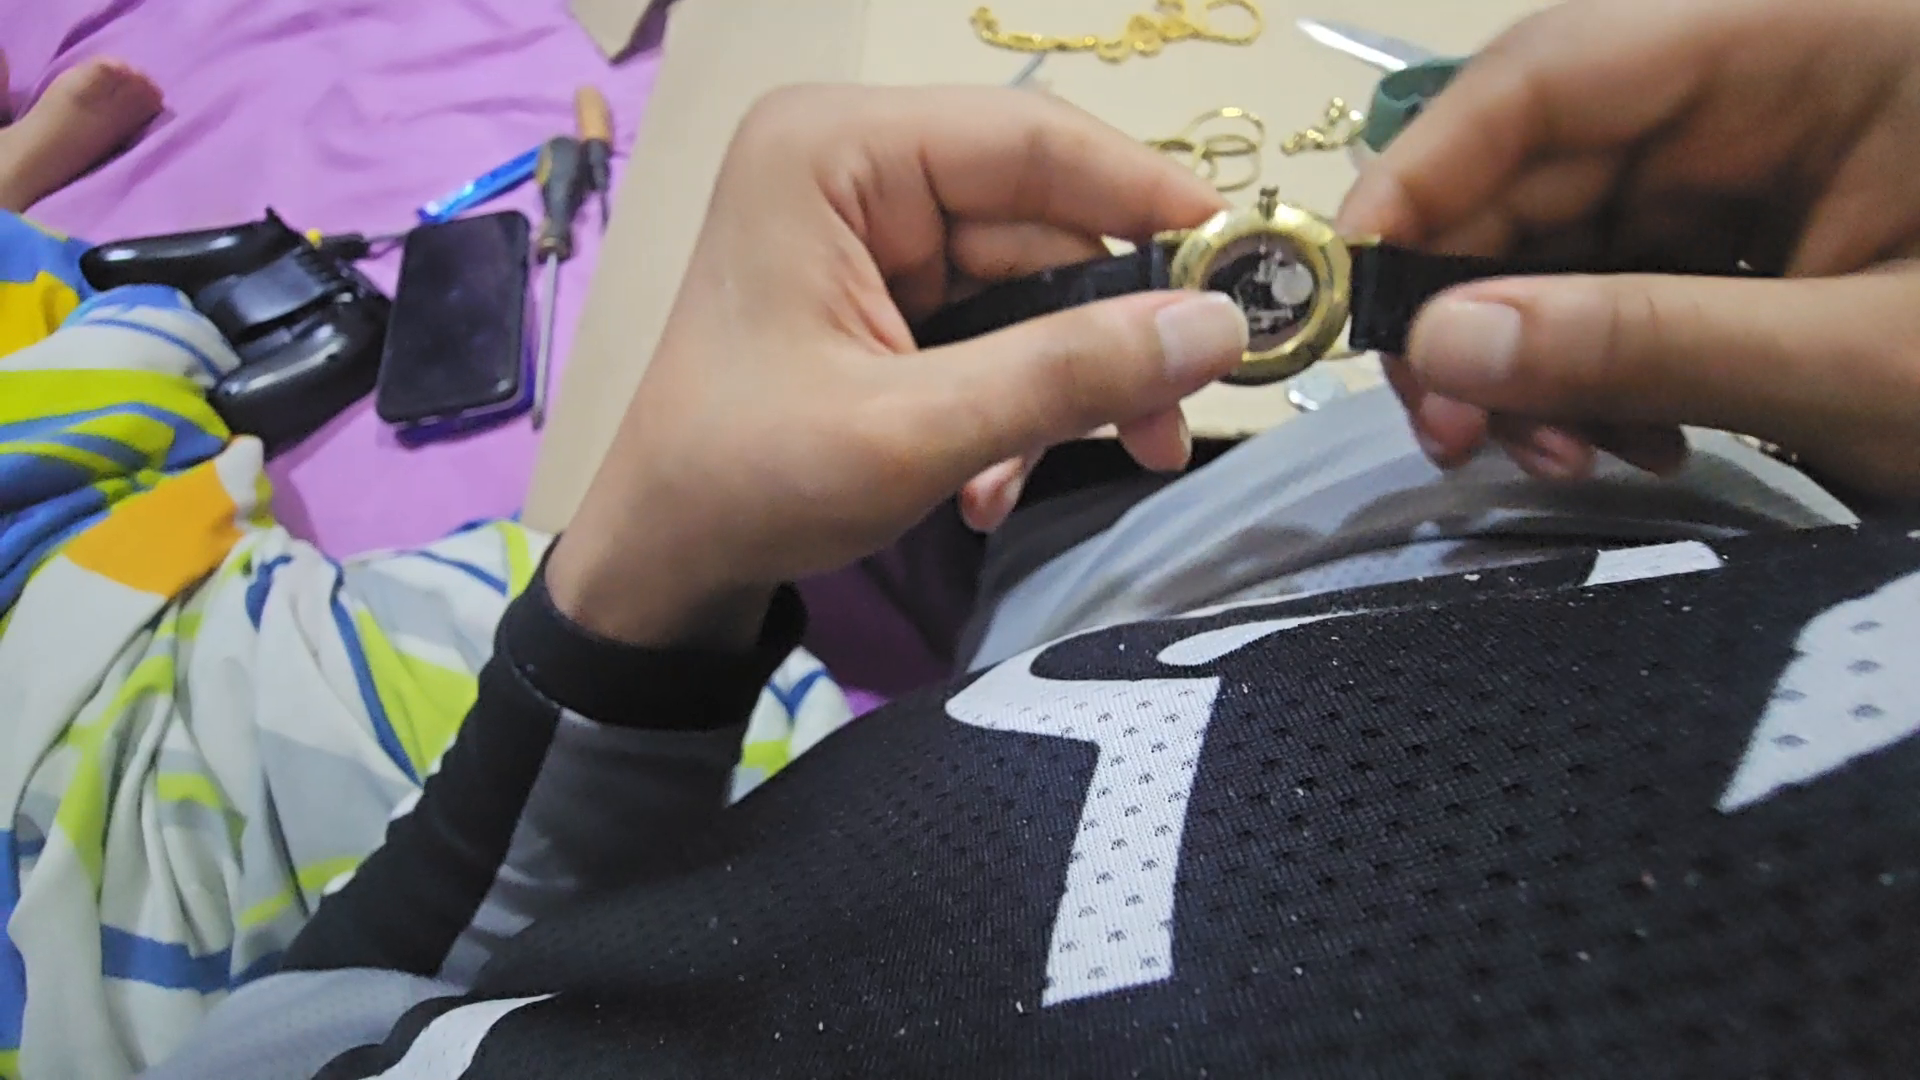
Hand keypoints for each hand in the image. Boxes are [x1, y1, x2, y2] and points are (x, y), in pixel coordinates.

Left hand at [546, 85, 1246, 646]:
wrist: (672, 554)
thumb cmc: (754, 482)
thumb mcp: (913, 431)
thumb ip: (1065, 375)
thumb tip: (1216, 329)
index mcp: (835, 156)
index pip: (1027, 144)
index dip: (1142, 201)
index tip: (1237, 265)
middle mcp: (857, 177)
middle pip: (1034, 233)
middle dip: (1096, 344)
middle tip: (1163, 430)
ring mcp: (871, 245)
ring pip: (1021, 299)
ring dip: (1046, 399)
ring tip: (1025, 485)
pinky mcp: (883, 306)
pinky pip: (985, 341)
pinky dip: (1005, 414)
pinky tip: (983, 485)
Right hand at [1337, 0, 1919, 495]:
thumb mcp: (1877, 358)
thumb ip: (1641, 342)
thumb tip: (1435, 349)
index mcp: (1821, 31)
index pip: (1540, 80)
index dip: (1416, 184)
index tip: (1346, 301)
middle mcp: (1754, 83)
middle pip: (1518, 184)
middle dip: (1461, 317)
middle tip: (1447, 432)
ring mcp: (1734, 168)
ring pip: (1539, 255)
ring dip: (1513, 368)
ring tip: (1546, 455)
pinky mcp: (1724, 238)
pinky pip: (1589, 297)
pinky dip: (1572, 378)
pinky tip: (1611, 440)